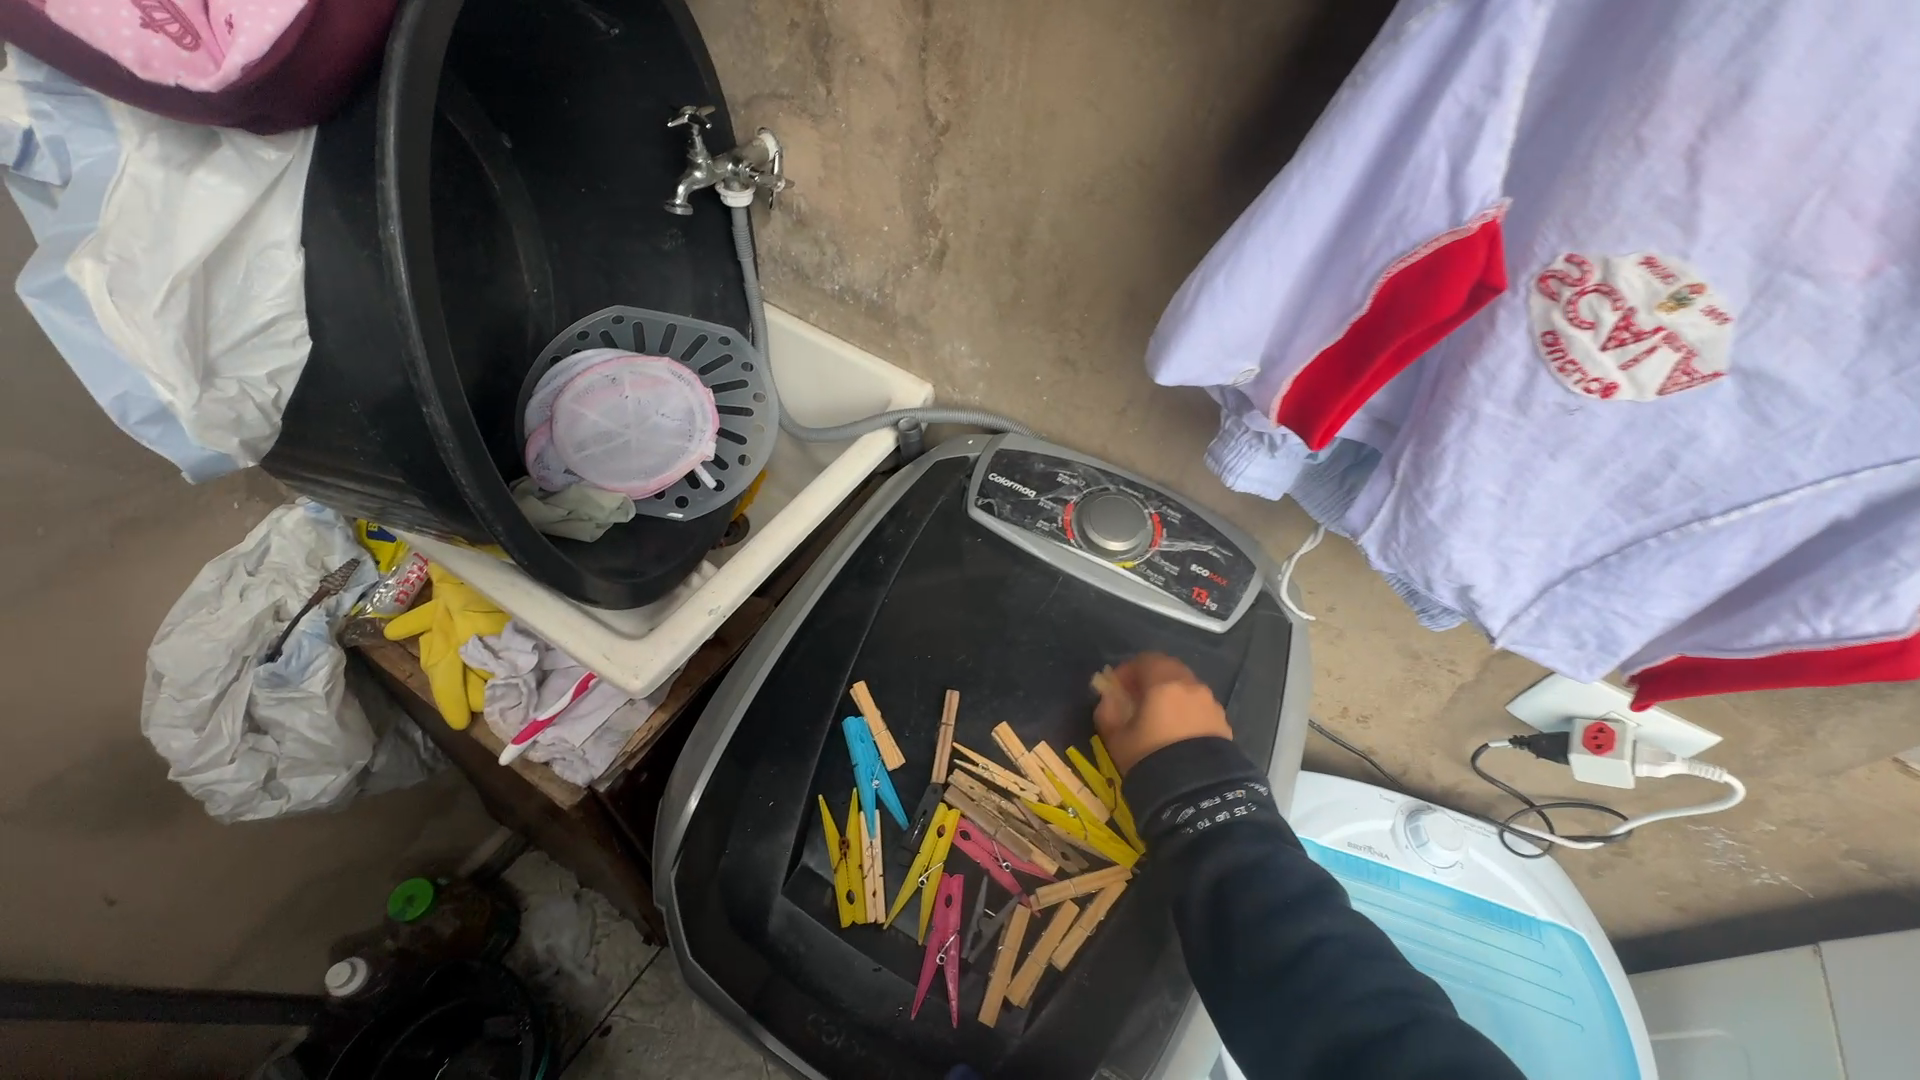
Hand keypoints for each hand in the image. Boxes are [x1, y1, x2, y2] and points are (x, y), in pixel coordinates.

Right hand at [1092, 652, 1230, 774]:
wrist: (1197, 794)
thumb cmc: (1151, 759)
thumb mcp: (1116, 738)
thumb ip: (1107, 712)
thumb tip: (1108, 699)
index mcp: (1164, 683)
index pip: (1145, 660)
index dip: (1127, 670)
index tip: (1116, 689)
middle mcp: (1191, 686)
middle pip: (1168, 669)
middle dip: (1150, 680)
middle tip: (1136, 701)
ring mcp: (1210, 703)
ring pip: (1186, 688)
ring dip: (1170, 695)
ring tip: (1158, 720)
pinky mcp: (1222, 722)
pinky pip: (1199, 707)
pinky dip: (1186, 711)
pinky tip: (1177, 734)